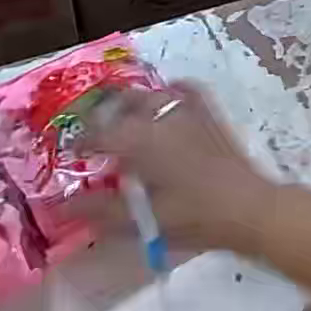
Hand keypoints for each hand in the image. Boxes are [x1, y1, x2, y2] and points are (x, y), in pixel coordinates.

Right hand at [79, 81, 275, 253]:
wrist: (248, 207)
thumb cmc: (194, 217)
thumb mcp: (142, 219)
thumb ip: (100, 209)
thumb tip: (62, 204)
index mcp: (141, 139)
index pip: (98, 130)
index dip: (82, 141)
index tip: (76, 154)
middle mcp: (162, 115)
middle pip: (123, 103)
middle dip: (104, 116)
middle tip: (97, 138)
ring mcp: (189, 109)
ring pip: (151, 94)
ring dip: (133, 104)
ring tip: (125, 124)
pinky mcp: (210, 113)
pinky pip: (185, 91)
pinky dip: (170, 92)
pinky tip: (166, 103)